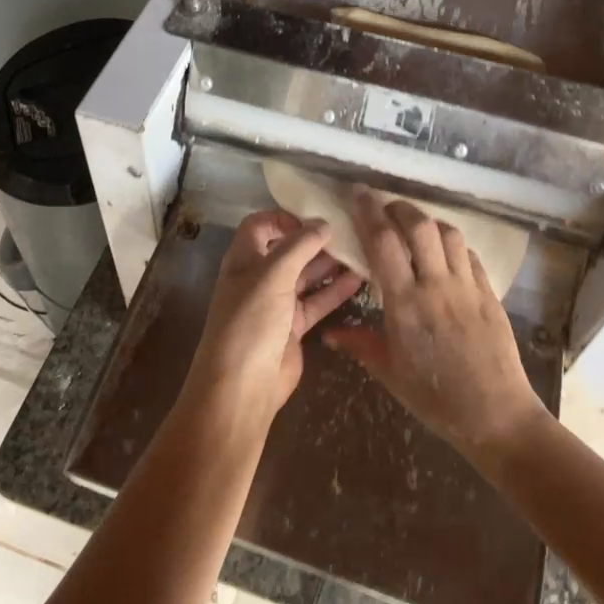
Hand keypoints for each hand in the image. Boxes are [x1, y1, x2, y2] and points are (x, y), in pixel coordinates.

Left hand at [185, 211, 364, 425]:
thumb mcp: (272, 275)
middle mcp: (258, 277)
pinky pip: (316, 302)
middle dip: (314, 240)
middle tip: (349, 231)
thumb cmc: (250, 322)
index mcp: (243, 259)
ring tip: (360, 251)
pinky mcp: (293, 327)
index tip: (315, 217)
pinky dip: (335, 291)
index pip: (260, 225)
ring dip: (329, 264)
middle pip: (288, 249)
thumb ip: (299, 246)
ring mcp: (276, 303)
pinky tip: (360, 279)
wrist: (243, 387)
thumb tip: (324, 223)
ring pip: (306, 275)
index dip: (284, 218)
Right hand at [323, 192, 549, 459]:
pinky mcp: (490, 294)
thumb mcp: (390, 373)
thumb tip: (329, 333)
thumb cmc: (436, 398)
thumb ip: (360, 344)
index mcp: (405, 303)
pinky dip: (453, 245)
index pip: (383, 242)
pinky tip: (445, 252)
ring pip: (448, 234)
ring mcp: (467, 287)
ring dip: (428, 222)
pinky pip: (469, 256)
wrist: (496, 415)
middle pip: (418, 226)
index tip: (359, 195)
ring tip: (414, 226)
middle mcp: (436, 286)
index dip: (369, 212)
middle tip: (385, 207)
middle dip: (399, 207)